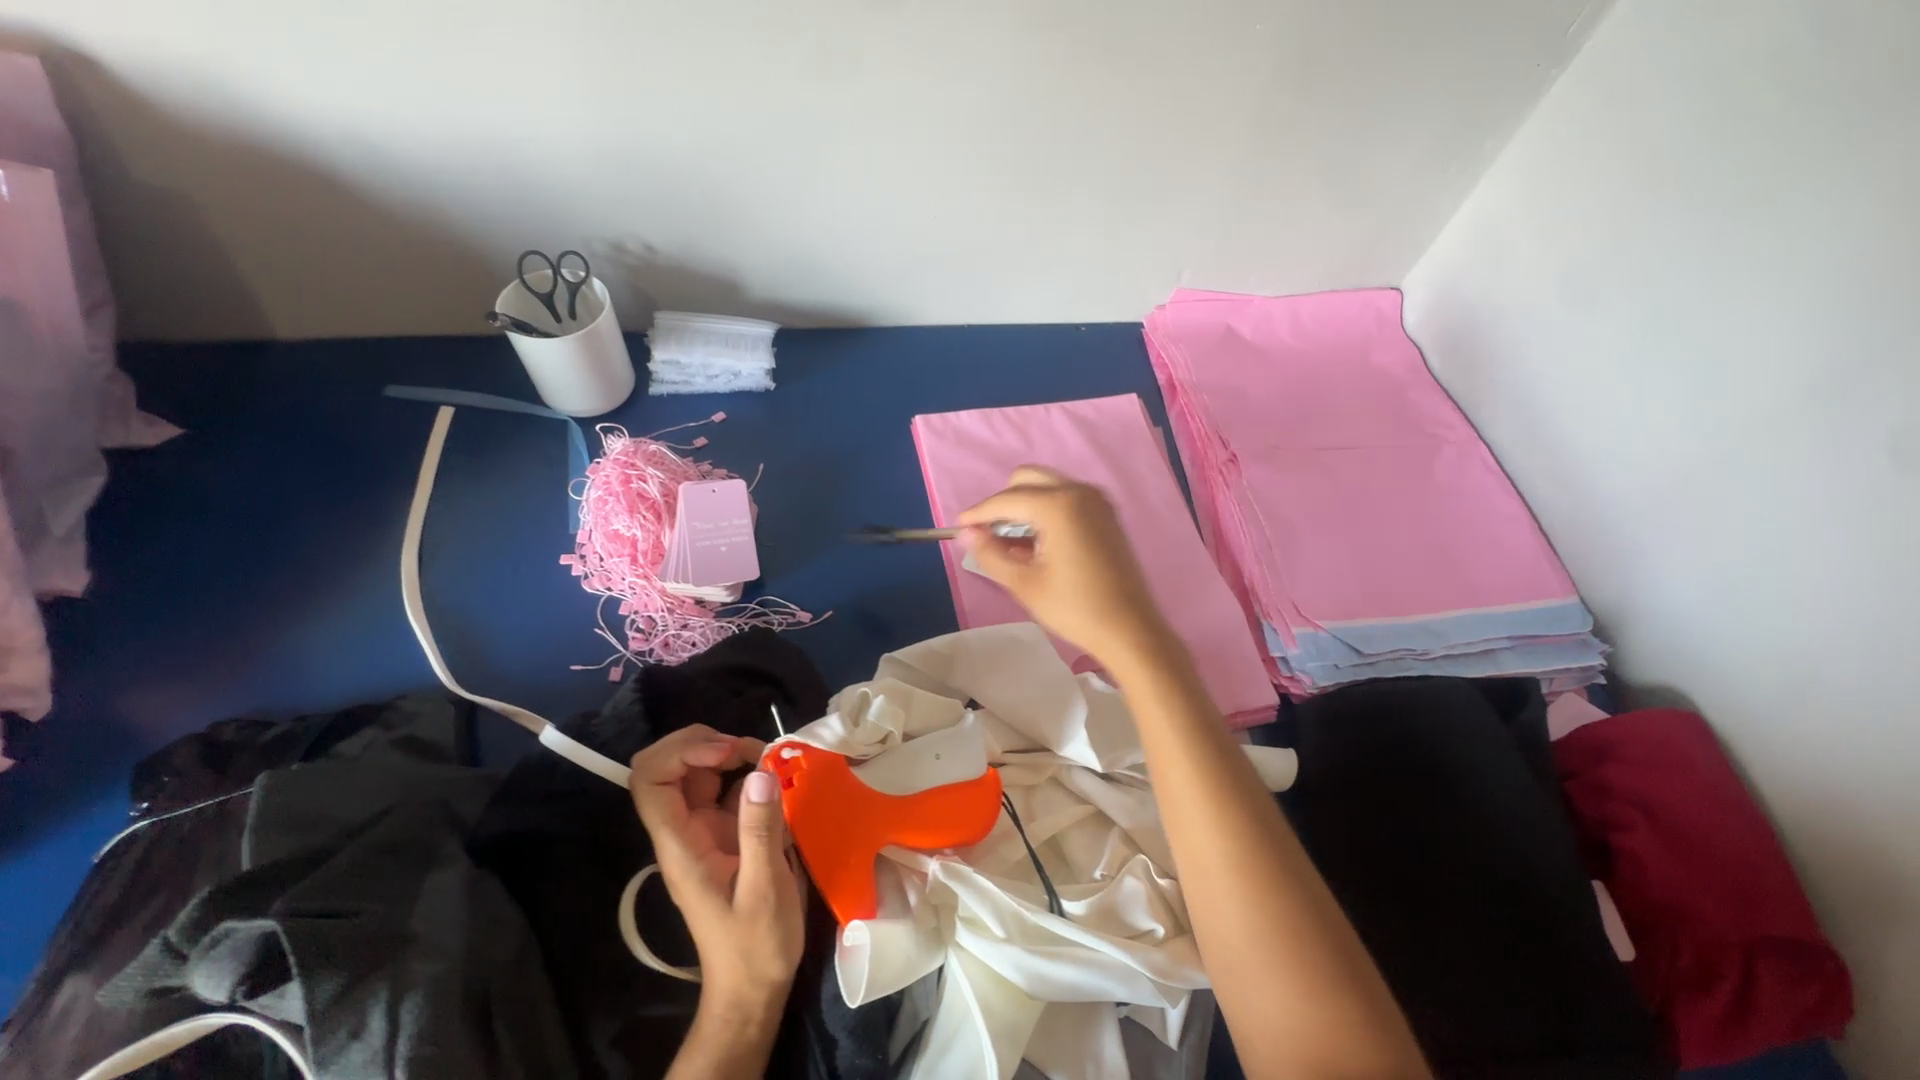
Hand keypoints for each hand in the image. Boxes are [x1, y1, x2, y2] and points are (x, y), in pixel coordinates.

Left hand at [629, 725, 804, 1011]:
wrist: (752, 987)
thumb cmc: (755, 945)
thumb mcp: (765, 888)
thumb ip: (759, 830)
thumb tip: (760, 773)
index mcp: (680, 844)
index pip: (651, 779)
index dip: (683, 752)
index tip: (729, 754)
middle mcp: (684, 830)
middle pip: (669, 765)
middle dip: (708, 744)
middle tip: (756, 751)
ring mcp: (702, 830)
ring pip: (699, 771)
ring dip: (732, 754)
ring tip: (773, 761)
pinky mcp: (724, 834)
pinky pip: (727, 789)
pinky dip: (749, 774)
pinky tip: (778, 780)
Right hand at [957, 465, 1176, 669]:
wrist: (1130, 629)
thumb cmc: (1075, 609)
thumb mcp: (1024, 584)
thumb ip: (990, 554)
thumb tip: (966, 534)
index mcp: (1059, 505)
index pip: (1006, 500)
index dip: (979, 513)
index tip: (958, 528)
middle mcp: (1079, 492)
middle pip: (1026, 480)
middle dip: (1002, 504)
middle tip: (987, 535)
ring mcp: (1097, 501)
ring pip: (1047, 487)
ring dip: (1024, 506)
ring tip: (1011, 544)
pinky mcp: (1106, 514)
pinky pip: (1066, 499)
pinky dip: (1045, 512)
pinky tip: (1037, 544)